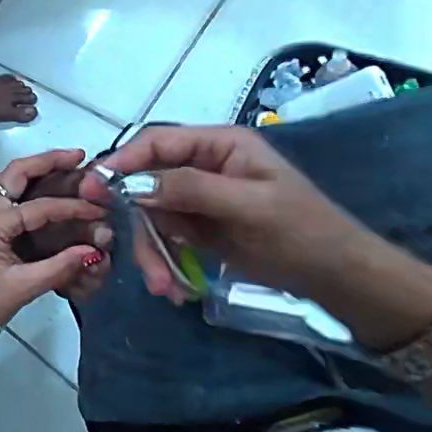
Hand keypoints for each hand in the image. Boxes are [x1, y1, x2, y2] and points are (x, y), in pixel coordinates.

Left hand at [0, 150, 106, 341]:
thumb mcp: (23, 287)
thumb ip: (59, 267)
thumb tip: (95, 252)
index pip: (40, 207)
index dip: (72, 207)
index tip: (100, 210)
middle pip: (18, 172)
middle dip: (48, 160)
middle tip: (79, 155)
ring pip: (13, 180)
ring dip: (39, 169)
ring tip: (69, 164)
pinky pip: (13, 195)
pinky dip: (33, 185)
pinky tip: (53, 189)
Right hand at [86, 125, 371, 301]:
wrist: (339, 278)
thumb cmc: (304, 231)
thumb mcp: (250, 206)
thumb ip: (191, 189)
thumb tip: (132, 183)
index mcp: (220, 145)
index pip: (158, 143)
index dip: (123, 162)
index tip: (92, 188)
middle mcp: (205, 166)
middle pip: (148, 184)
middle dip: (140, 225)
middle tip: (128, 258)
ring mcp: (201, 199)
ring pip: (153, 217)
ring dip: (152, 252)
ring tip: (163, 288)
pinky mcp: (200, 229)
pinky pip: (166, 239)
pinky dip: (164, 263)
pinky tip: (174, 288)